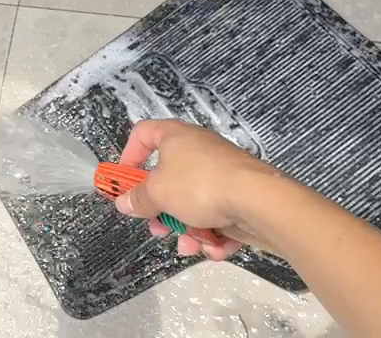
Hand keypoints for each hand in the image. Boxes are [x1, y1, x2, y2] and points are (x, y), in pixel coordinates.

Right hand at [111, 119, 298, 260]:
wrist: (258, 200)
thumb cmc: (199, 184)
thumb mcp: (159, 192)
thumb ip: (138, 198)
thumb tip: (123, 202)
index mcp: (174, 136)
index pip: (142, 134)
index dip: (128, 155)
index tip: (124, 181)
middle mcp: (196, 149)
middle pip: (168, 177)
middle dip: (161, 208)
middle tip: (157, 227)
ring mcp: (220, 172)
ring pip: (192, 202)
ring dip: (187, 228)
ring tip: (190, 245)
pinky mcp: (239, 195)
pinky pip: (216, 214)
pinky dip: (212, 232)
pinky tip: (214, 247)